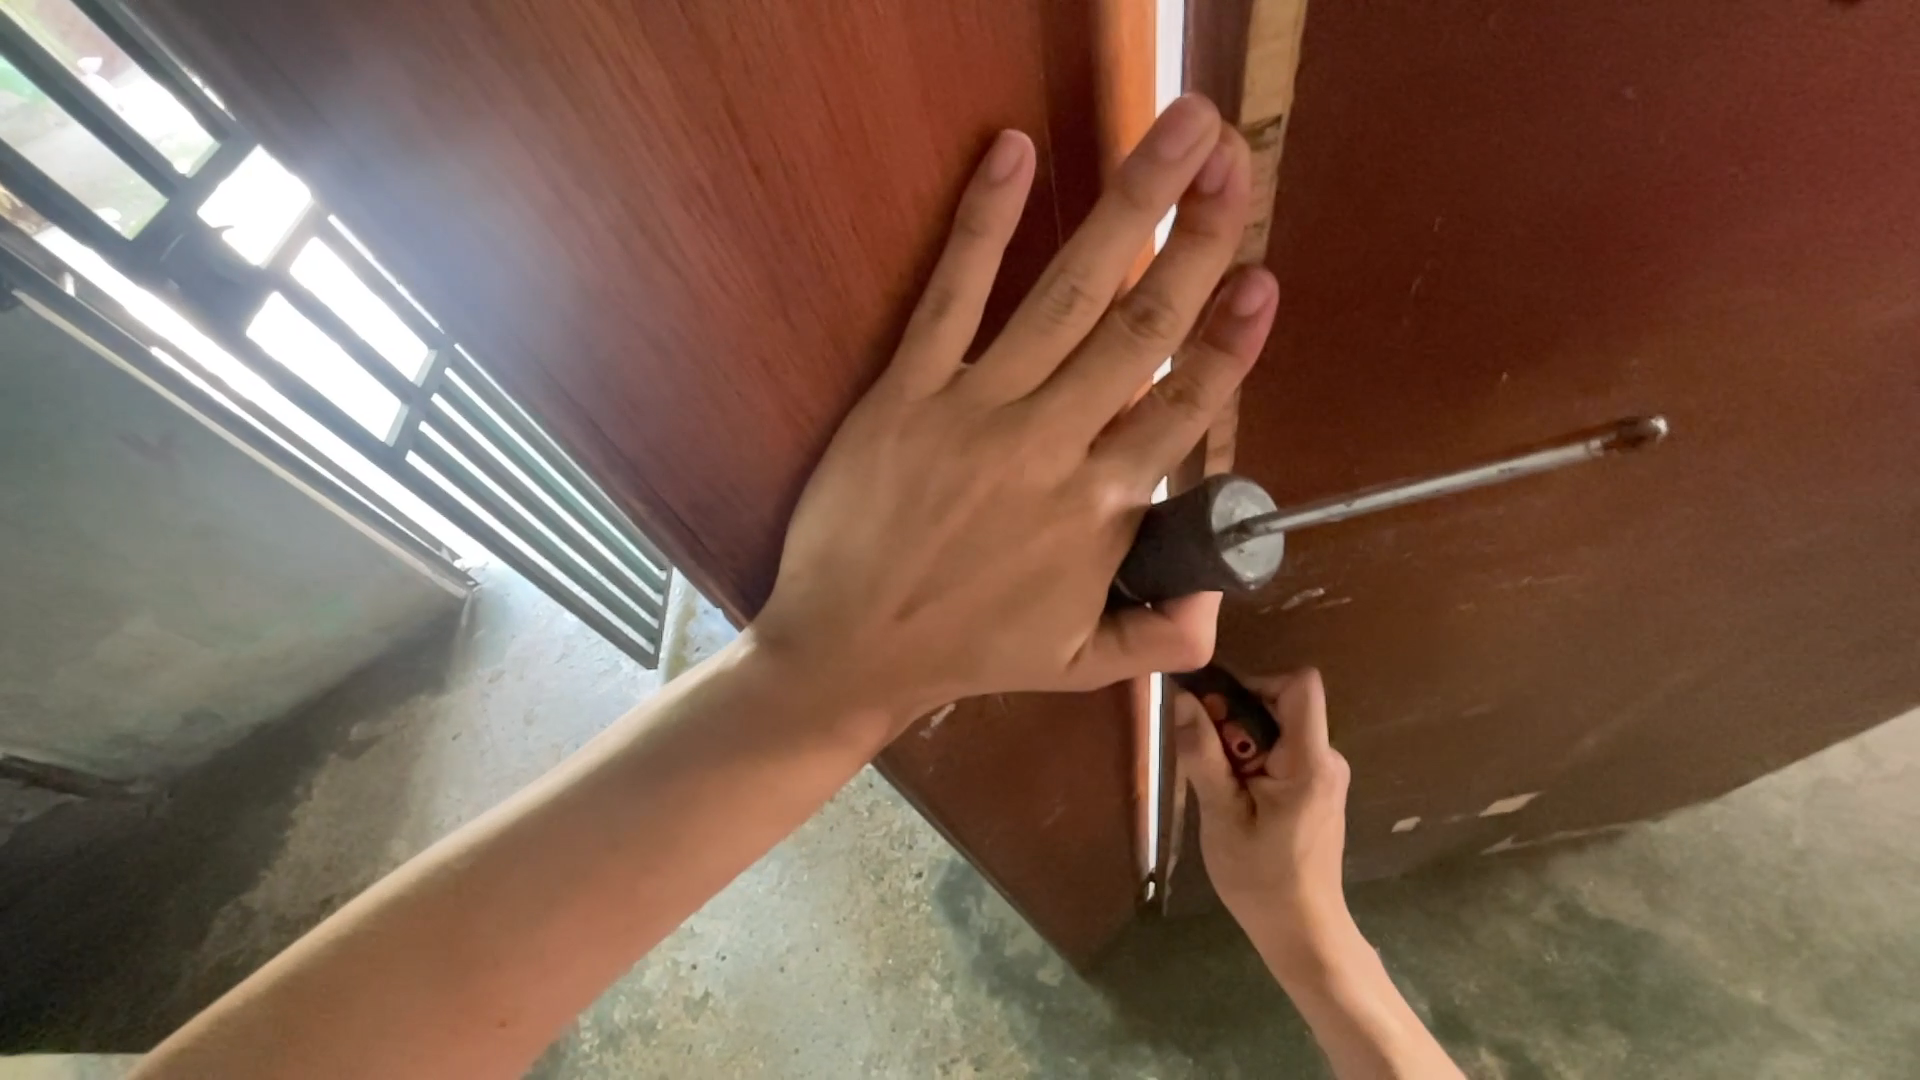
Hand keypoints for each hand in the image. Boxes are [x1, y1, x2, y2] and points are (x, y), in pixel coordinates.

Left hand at [754, 94, 1276, 728]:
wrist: (850, 647)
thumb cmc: (965, 652)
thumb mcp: (1076, 665)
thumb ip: (1159, 639)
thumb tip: (1219, 605)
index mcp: (1101, 510)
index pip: (1184, 410)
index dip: (1230, 343)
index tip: (1263, 278)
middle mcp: (1052, 447)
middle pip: (1143, 330)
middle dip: (1200, 240)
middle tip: (1239, 159)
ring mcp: (978, 410)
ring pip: (1070, 295)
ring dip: (1131, 206)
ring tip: (1180, 131)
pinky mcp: (907, 391)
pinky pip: (951, 294)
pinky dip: (984, 221)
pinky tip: (1013, 152)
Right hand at [1174, 669, 1354, 968]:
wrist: (1301, 931)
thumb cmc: (1261, 877)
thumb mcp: (1220, 814)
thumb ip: (1202, 753)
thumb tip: (1182, 697)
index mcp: (1309, 761)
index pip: (1300, 684)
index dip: (1256, 682)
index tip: (1218, 710)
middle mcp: (1326, 757)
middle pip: (1281, 703)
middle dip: (1236, 718)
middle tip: (1204, 755)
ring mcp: (1324, 773)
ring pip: (1276, 727)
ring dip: (1239, 741)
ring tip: (1216, 782)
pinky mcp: (1315, 786)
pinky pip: (1280, 749)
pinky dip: (1251, 758)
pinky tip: (1234, 794)